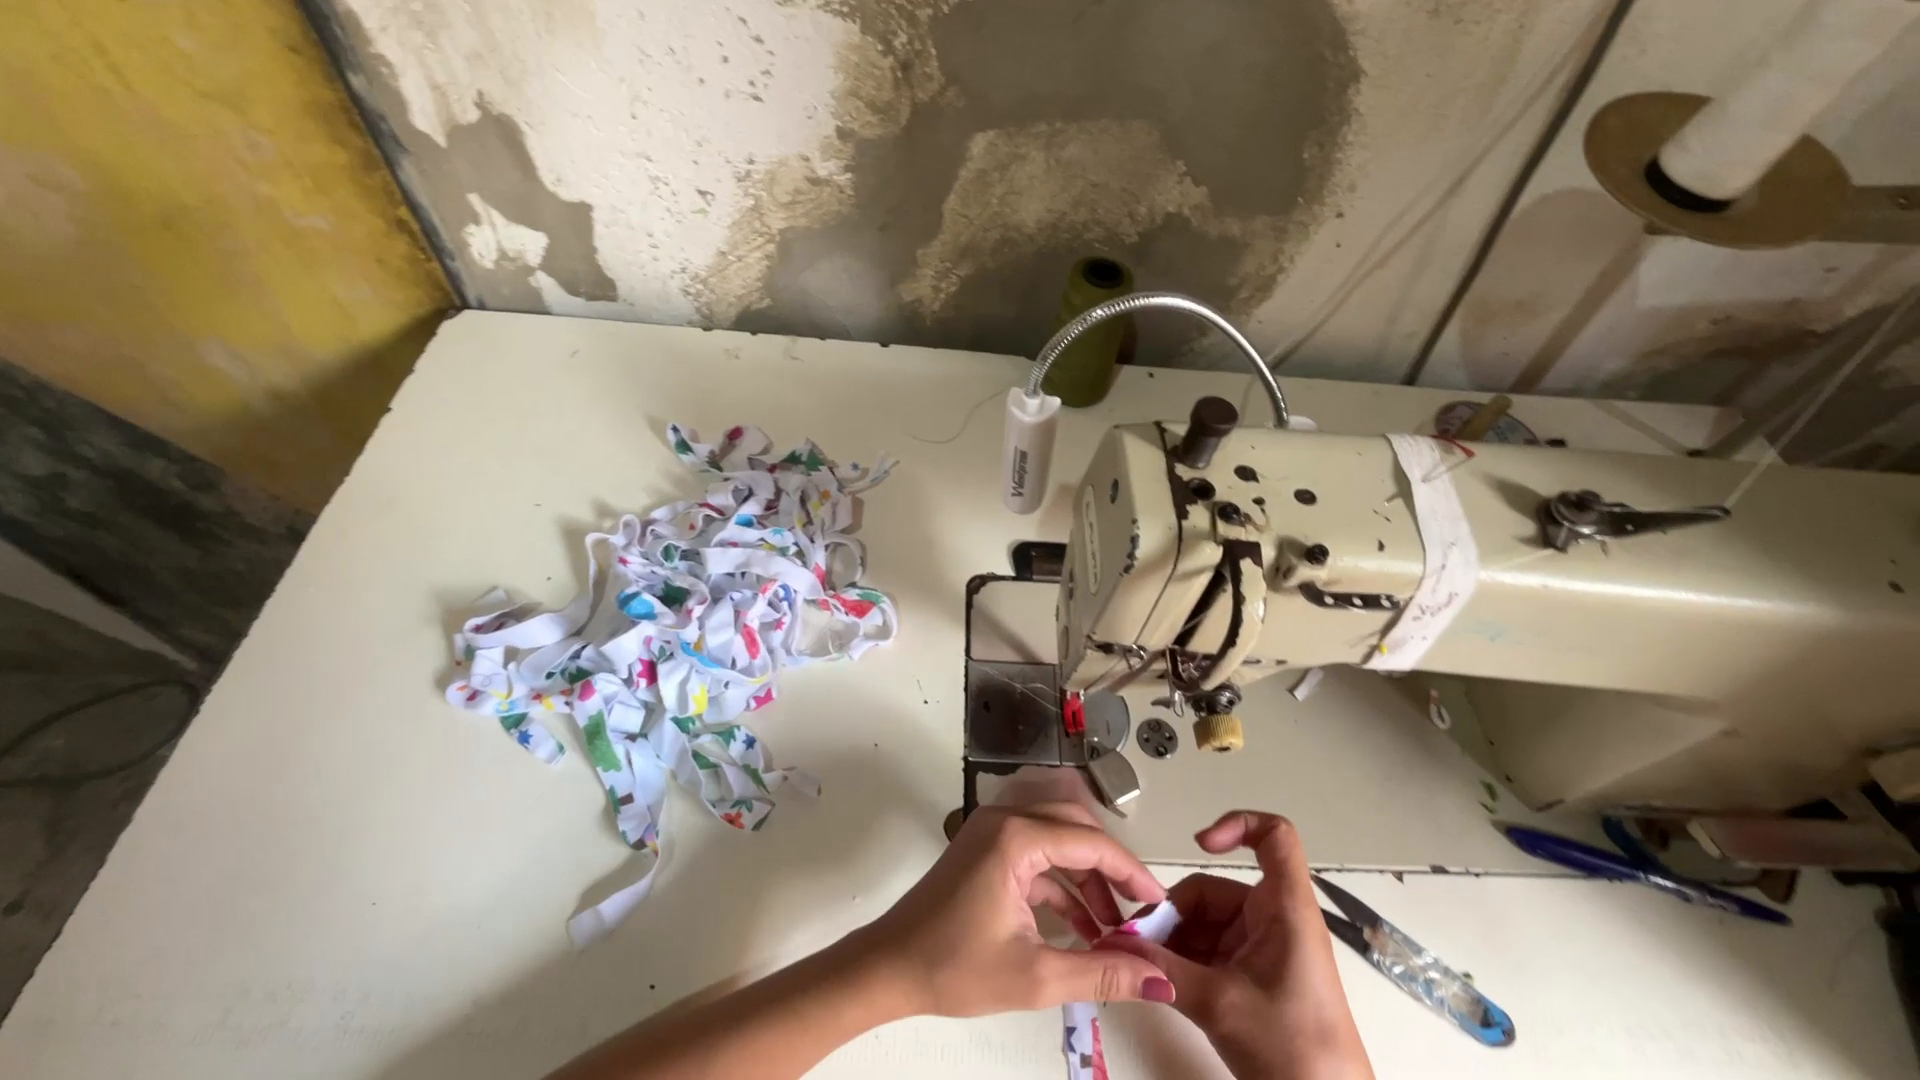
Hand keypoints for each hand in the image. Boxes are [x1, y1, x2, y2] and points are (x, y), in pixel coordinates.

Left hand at [854, 802, 1173, 1016]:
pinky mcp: (986, 848)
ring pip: (1058, 838)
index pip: (1091, 843)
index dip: (1131, 873)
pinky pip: (1037, 852)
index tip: (1159, 906)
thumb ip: (1103, 974)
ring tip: (1111, 928)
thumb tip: (1161, 983)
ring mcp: (992, 830)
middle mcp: (1005, 818)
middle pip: (1077, 829)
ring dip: (1086, 878)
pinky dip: (1060, 883)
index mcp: (1016, 837)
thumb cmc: (955, 967)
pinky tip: (1081, 925)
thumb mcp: (1036, 976)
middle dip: (1110, 870)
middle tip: (1138, 912)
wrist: (889, 967)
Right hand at [1098, 812, 1372, 1079]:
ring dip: (1171, 941)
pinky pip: (1207, 950)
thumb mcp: (1219, 1004)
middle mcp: (1273, 919)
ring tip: (1143, 968)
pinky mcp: (1251, 975)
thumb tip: (1112, 945)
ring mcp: (1262, 948)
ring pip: (1204, 923)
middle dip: (1172, 913)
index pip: (1274, 836)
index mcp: (1284, 909)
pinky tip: (1159, 980)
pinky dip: (1181, 960)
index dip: (1237, 825)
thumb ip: (1162, 969)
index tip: (1199, 845)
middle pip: (1213, 890)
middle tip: (1135, 944)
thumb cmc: (1293, 1047)